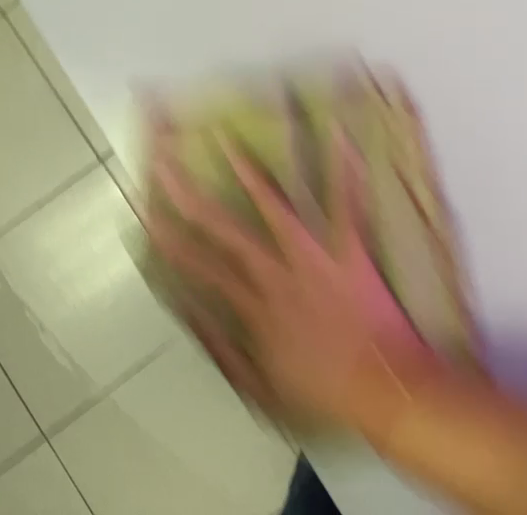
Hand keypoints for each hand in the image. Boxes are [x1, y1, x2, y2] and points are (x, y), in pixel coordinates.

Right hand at [144, 113, 438, 430]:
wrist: (381, 388)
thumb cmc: (324, 391)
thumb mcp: (260, 386)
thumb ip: (222, 348)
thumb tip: (191, 314)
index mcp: (253, 307)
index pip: (200, 267)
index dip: (170, 239)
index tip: (146, 210)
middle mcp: (275, 275)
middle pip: (224, 231)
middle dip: (190, 196)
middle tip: (164, 163)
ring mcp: (313, 258)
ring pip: (275, 209)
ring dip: (249, 172)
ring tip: (227, 140)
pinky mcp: (351, 251)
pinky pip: (347, 205)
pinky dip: (345, 170)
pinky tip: (340, 134)